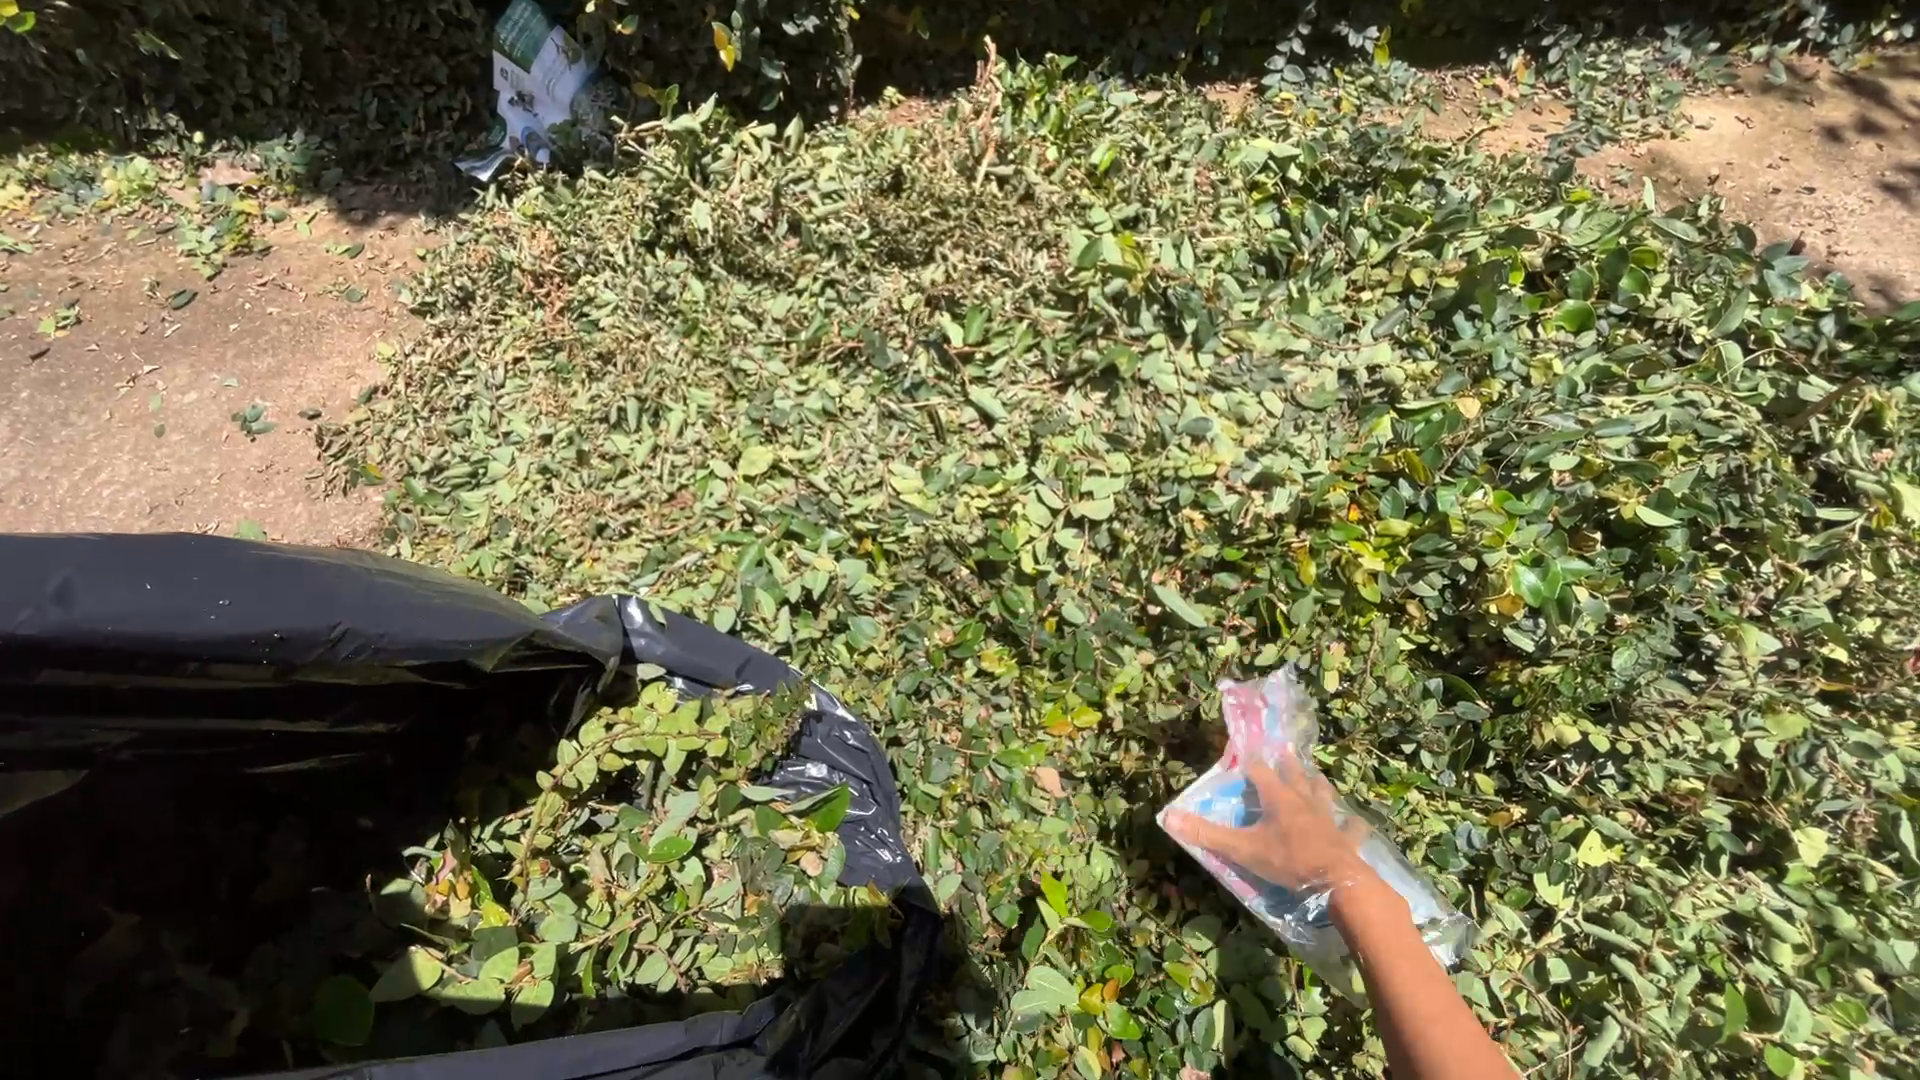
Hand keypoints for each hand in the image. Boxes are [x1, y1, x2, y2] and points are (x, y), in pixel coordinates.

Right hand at [1163, 751, 1372, 892]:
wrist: (1337, 882)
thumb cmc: (1287, 860)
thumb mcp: (1241, 848)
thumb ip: (1207, 834)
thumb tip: (1169, 817)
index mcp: (1277, 797)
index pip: (1259, 770)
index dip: (1250, 762)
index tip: (1243, 753)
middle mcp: (1303, 801)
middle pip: (1295, 775)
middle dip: (1288, 764)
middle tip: (1286, 751)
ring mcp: (1328, 819)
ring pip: (1323, 794)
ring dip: (1318, 784)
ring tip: (1317, 776)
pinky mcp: (1346, 839)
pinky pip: (1352, 828)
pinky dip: (1353, 824)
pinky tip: (1357, 822)